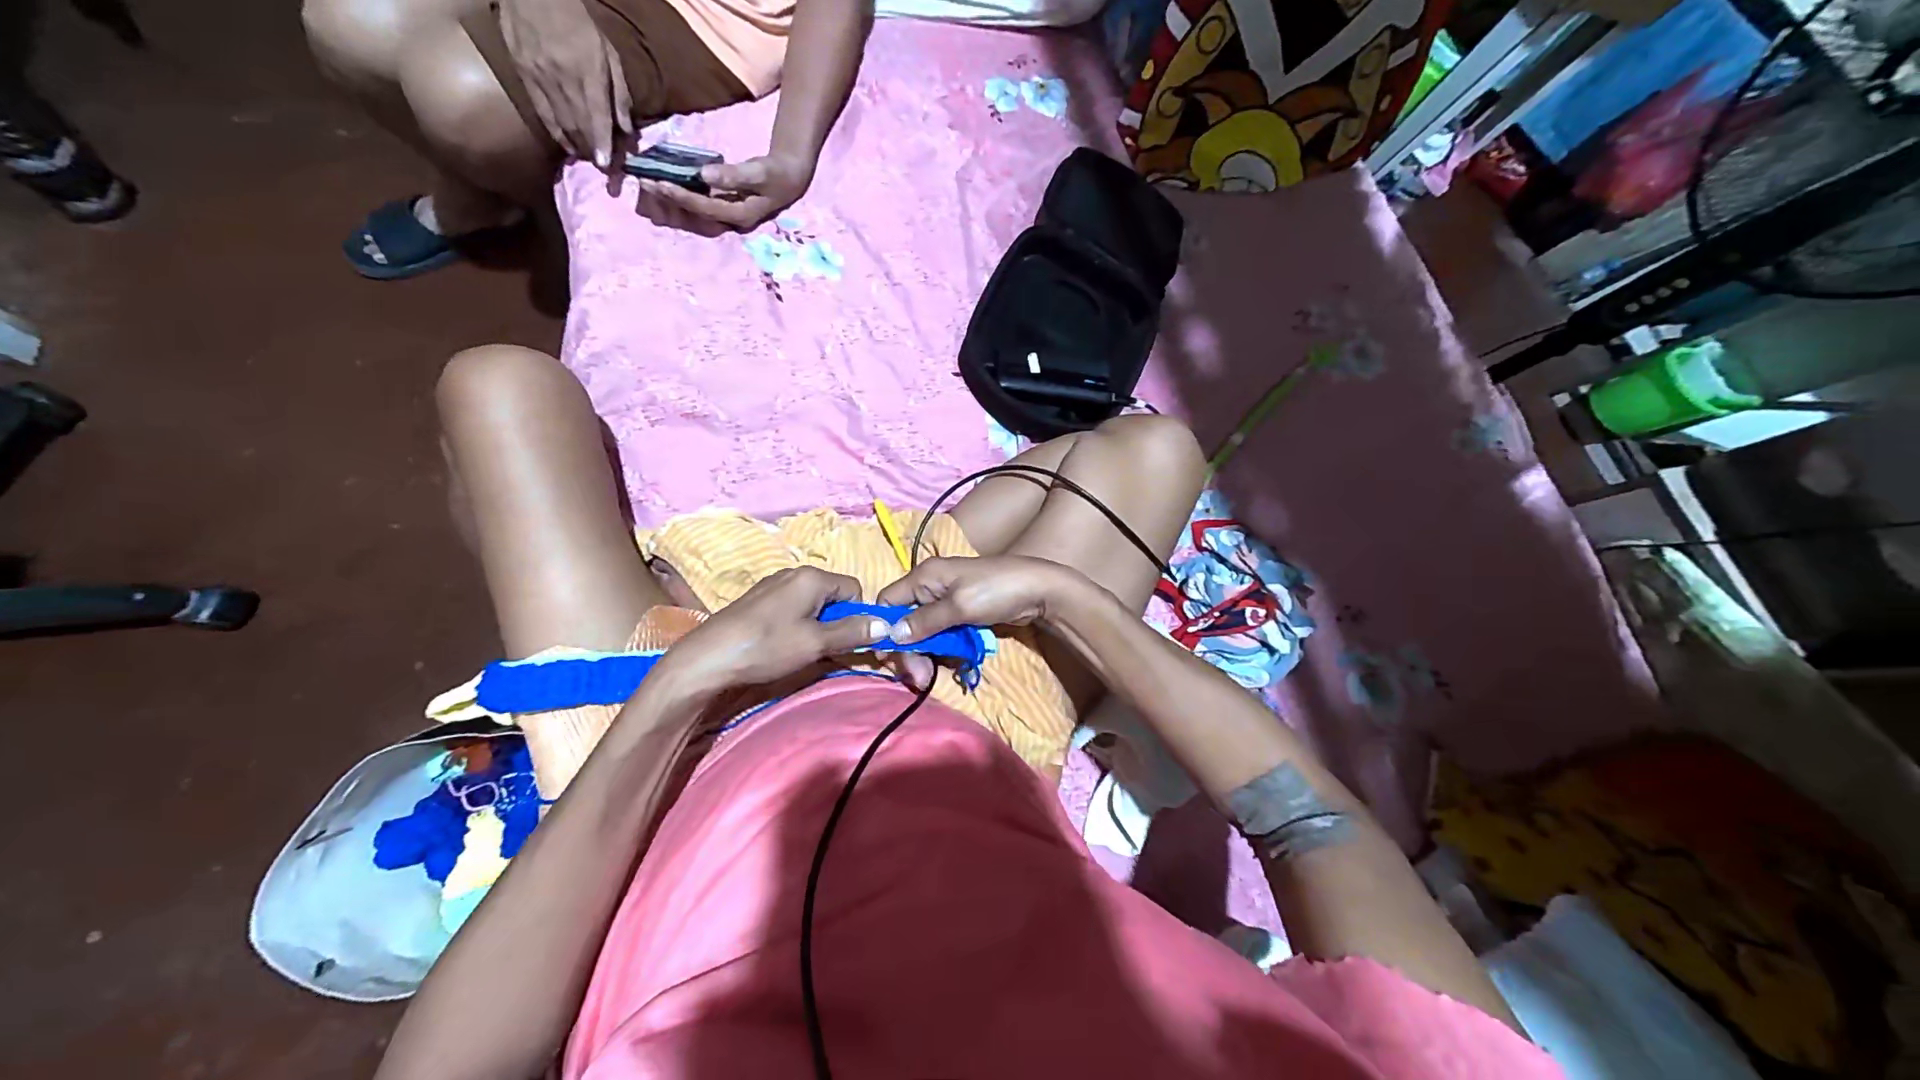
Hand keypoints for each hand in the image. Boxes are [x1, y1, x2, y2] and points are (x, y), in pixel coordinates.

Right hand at [499, 0, 630, 166]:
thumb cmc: (579, 22)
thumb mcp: (609, 54)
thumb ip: (620, 93)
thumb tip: (627, 130)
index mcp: (588, 72)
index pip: (597, 117)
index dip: (602, 144)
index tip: (607, 166)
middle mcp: (563, 79)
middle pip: (580, 125)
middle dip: (592, 150)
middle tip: (602, 169)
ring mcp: (541, 78)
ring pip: (561, 123)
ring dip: (575, 146)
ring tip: (587, 158)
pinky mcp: (523, 76)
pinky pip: (542, 112)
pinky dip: (555, 132)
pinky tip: (566, 144)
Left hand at [633, 152, 813, 235]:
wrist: (788, 178)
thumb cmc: (775, 174)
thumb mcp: (759, 172)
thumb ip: (733, 175)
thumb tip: (703, 174)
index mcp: (739, 216)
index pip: (704, 208)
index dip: (681, 197)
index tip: (659, 183)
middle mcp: (729, 221)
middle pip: (694, 217)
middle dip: (669, 203)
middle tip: (645, 183)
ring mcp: (725, 216)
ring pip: (692, 215)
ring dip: (671, 203)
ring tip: (648, 186)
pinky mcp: (721, 208)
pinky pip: (696, 207)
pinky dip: (680, 198)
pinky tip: (665, 186)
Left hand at [649, 567, 887, 699]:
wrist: (708, 658)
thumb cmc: (767, 646)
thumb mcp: (816, 643)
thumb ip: (852, 632)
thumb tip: (886, 625)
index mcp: (812, 577)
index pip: (854, 589)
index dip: (858, 615)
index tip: (851, 641)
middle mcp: (794, 573)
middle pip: (834, 596)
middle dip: (838, 622)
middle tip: (828, 650)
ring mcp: (774, 586)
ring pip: (813, 604)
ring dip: (818, 627)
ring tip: (804, 651)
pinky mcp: (759, 601)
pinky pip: (793, 608)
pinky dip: (798, 626)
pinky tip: (783, 646)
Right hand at [876, 556, 1083, 687]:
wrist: (1040, 591)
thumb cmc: (997, 591)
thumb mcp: (959, 607)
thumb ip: (925, 621)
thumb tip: (892, 635)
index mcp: (924, 576)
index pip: (888, 602)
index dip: (884, 628)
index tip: (892, 656)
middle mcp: (930, 587)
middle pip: (903, 621)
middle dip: (906, 650)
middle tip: (917, 676)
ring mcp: (945, 602)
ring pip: (921, 632)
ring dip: (923, 655)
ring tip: (928, 678)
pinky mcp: (960, 615)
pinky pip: (940, 635)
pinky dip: (939, 651)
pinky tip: (944, 666)